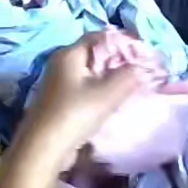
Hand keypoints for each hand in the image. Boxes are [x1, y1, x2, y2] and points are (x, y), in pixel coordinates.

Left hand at [15, 38, 151, 172]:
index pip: (99, 37)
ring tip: (132, 85)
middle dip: (119, 60)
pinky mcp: (59, 102)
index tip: (143, 52)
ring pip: (91, 73)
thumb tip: (144, 67)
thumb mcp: (107, 93)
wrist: (43, 150)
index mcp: (69, 54)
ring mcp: (58, 83)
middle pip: (95, 54)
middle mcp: (61, 64)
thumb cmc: (75, 114)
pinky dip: (101, 91)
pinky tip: (114, 101)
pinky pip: (85, 88)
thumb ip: (129, 75)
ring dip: (111, 77)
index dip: (122, 41)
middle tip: (141, 69)